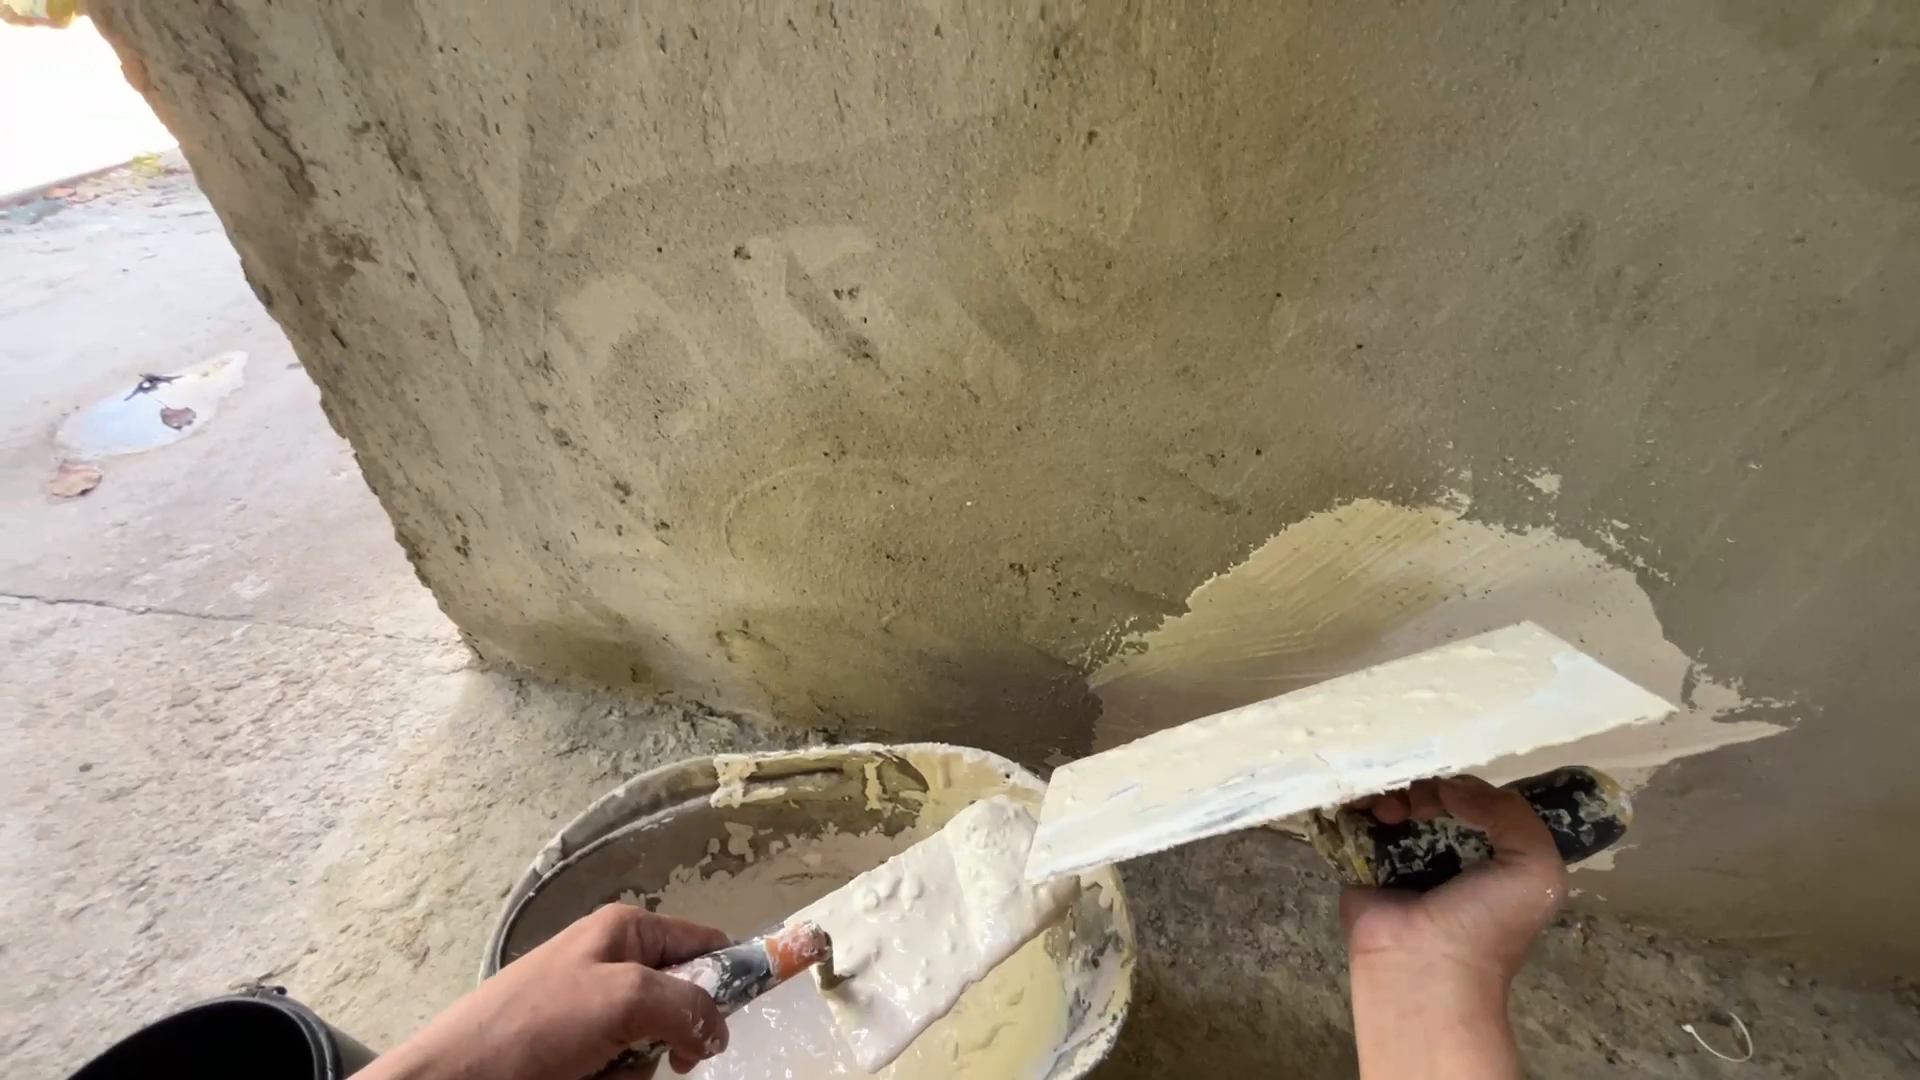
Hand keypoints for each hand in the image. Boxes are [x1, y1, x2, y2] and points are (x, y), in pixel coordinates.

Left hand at [360, 905, 733, 1079]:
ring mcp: (588, 1013)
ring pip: (648, 1047)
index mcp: (626, 931)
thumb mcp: (624, 999)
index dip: (728, 973)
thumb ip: (686, 1005)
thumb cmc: (537, 1025)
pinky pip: (617, 1071)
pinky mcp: (569, 1056)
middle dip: (671, 1038)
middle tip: (674, 1062)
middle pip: (678, 1002)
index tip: (741, 1014)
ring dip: (634, 1071)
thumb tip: (721, 1031)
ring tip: (598, 1078)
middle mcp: (612, 964)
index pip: (702, 943)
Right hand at [1341, 775, 1567, 1078]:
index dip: (1463, 785)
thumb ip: (1513, 816)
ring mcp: (1400, 849)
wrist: (1421, 965)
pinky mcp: (1360, 854)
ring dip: (1385, 793)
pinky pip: (1353, 815)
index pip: (1474, 795)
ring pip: (1390, 797)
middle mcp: (1446, 846)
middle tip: (1414, 806)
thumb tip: (1447, 785)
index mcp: (1491, 851)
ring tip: (1385, 813)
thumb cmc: (1483, 924)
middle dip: (1420, 787)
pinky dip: (1352, 801)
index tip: (1450, 795)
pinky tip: (1358, 808)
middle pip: (1428, 791)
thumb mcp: (1535, 873)